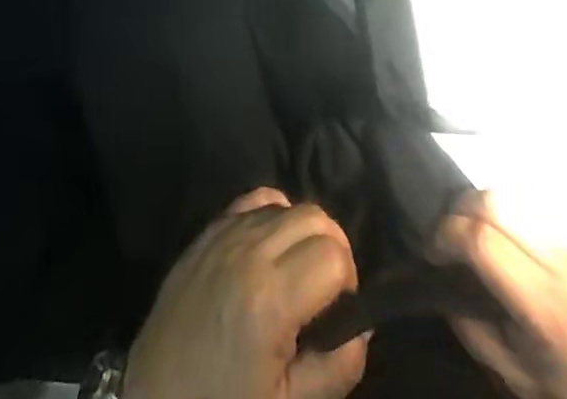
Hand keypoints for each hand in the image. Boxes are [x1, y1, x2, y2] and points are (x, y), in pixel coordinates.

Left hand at [128, 187, 367, 398]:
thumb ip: (339, 365)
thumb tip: (362, 323)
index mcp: (269, 299)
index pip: (335, 256)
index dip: (348, 283)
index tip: (336, 313)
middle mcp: (247, 254)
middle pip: (316, 217)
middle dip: (333, 249)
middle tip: (325, 290)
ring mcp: (222, 238)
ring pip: (287, 204)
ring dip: (304, 232)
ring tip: (297, 270)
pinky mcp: (205, 235)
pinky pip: (252, 200)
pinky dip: (272, 214)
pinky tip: (270, 247)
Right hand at [436, 192, 566, 398]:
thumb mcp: (514, 372)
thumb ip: (472, 329)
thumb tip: (440, 283)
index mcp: (544, 303)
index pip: (483, 240)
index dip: (446, 236)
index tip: (433, 253)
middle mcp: (562, 260)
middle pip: (496, 202)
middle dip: (459, 210)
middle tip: (448, 235)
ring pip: (514, 192)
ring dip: (482, 204)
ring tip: (472, 229)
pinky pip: (532, 200)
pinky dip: (507, 206)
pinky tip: (501, 229)